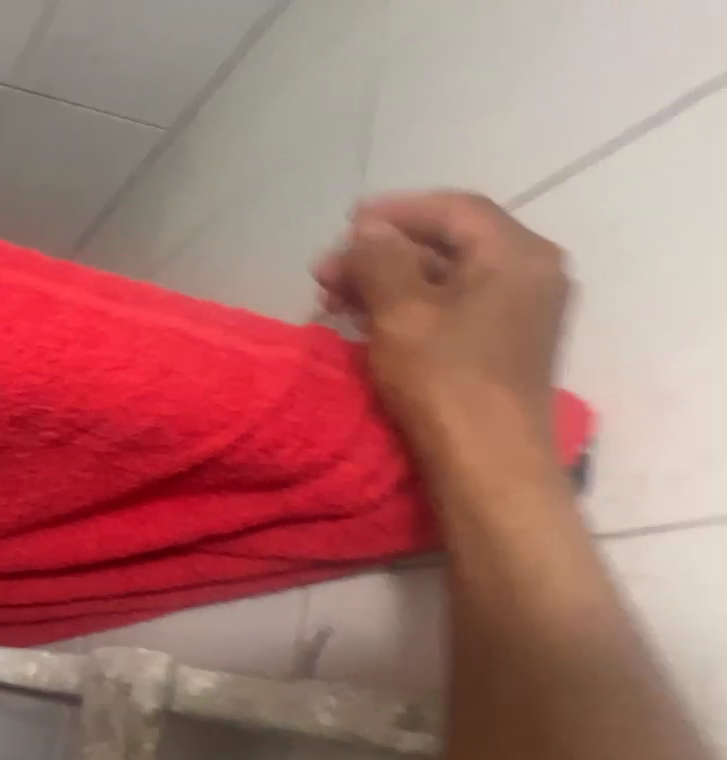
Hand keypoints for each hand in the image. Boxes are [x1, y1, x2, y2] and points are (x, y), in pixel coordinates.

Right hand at [313, 191, 572, 457]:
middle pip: (447, 244)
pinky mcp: (496, 345)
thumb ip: (382, 262)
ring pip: (442, 278)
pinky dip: (402, 305)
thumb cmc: (443, 378)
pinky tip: (365, 321)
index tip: (344, 223)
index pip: (455, 211)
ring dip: (385, 281)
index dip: (396, 212)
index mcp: (516, 256)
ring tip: (333, 298)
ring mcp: (515, 312)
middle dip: (380, 252)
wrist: (483, 456)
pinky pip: (446, 307)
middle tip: (324, 272)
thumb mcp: (402, 312)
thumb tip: (368, 231)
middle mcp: (526, 275)